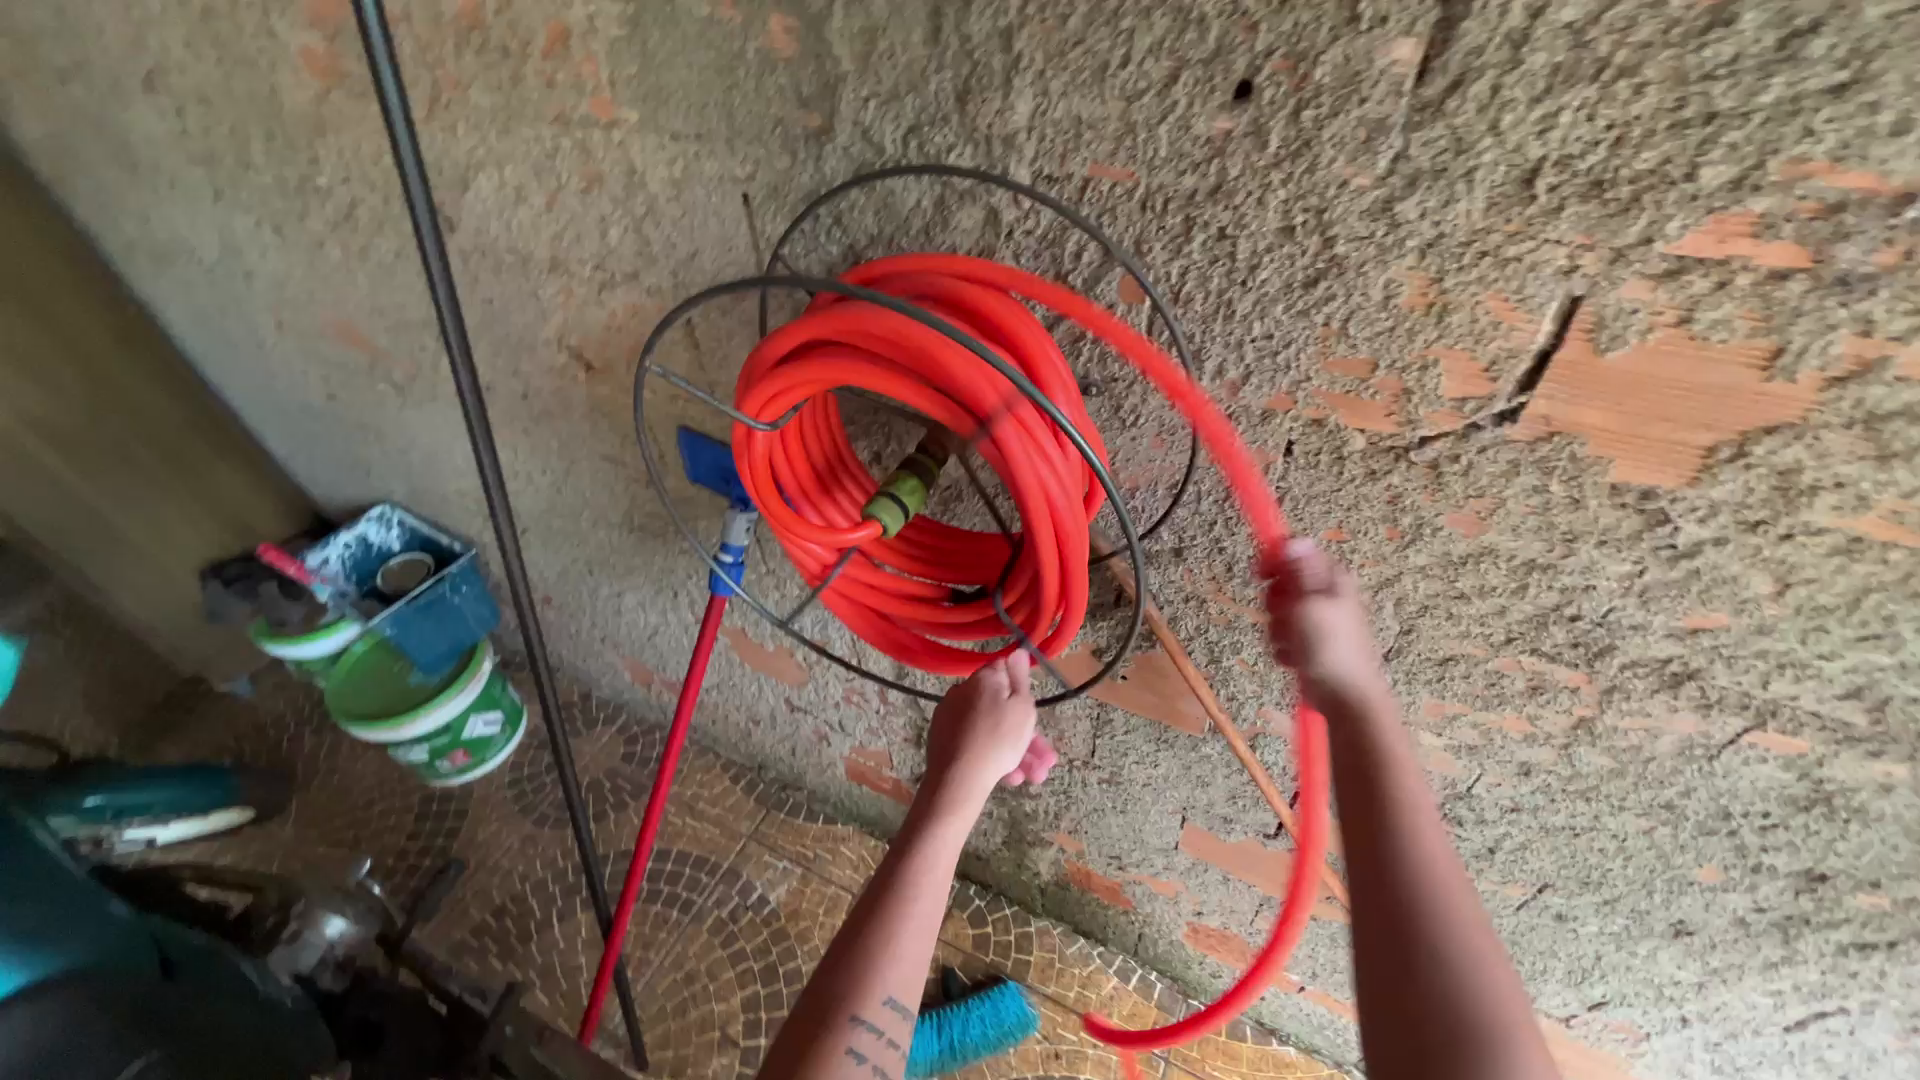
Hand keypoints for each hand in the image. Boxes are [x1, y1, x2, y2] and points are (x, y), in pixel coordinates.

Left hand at [924, 650, 1053, 801]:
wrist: (958, 778)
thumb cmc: (999, 739)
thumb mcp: (1023, 707)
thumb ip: (1021, 679)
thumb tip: (1018, 650)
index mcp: (983, 678)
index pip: (1005, 671)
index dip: (1022, 691)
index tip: (1033, 713)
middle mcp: (963, 691)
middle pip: (1001, 707)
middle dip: (1027, 735)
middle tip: (1045, 760)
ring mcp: (951, 715)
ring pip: (991, 729)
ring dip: (1016, 752)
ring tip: (1034, 777)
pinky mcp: (943, 738)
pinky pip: (975, 741)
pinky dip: (993, 756)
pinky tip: (1009, 778)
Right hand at [1262, 537, 1389, 714]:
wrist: (1344, 696)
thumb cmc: (1329, 646)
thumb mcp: (1310, 602)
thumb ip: (1299, 571)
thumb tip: (1295, 538)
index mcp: (1331, 579)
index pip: (1297, 553)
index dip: (1276, 561)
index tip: (1261, 575)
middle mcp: (1324, 595)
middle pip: (1283, 583)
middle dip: (1276, 603)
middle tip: (1284, 617)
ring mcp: (1316, 620)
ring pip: (1279, 612)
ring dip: (1278, 629)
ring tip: (1293, 645)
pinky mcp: (1308, 642)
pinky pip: (1283, 635)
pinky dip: (1284, 647)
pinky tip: (1294, 658)